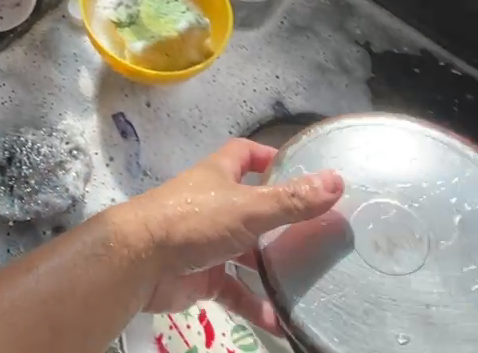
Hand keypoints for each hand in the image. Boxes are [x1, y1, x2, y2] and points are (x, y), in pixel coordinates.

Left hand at [111, 138, 342, 332]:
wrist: (141, 260)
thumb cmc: (193, 220)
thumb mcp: (246, 207)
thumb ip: (290, 200)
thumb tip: (336, 180)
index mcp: (220, 176)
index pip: (246, 154)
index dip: (270, 158)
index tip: (304, 172)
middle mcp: (215, 204)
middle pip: (253, 207)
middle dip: (283, 221)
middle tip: (322, 237)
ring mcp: (209, 241)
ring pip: (248, 253)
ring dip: (274, 267)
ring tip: (312, 281)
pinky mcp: (204, 275)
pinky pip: (237, 291)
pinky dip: (257, 306)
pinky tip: (282, 322)